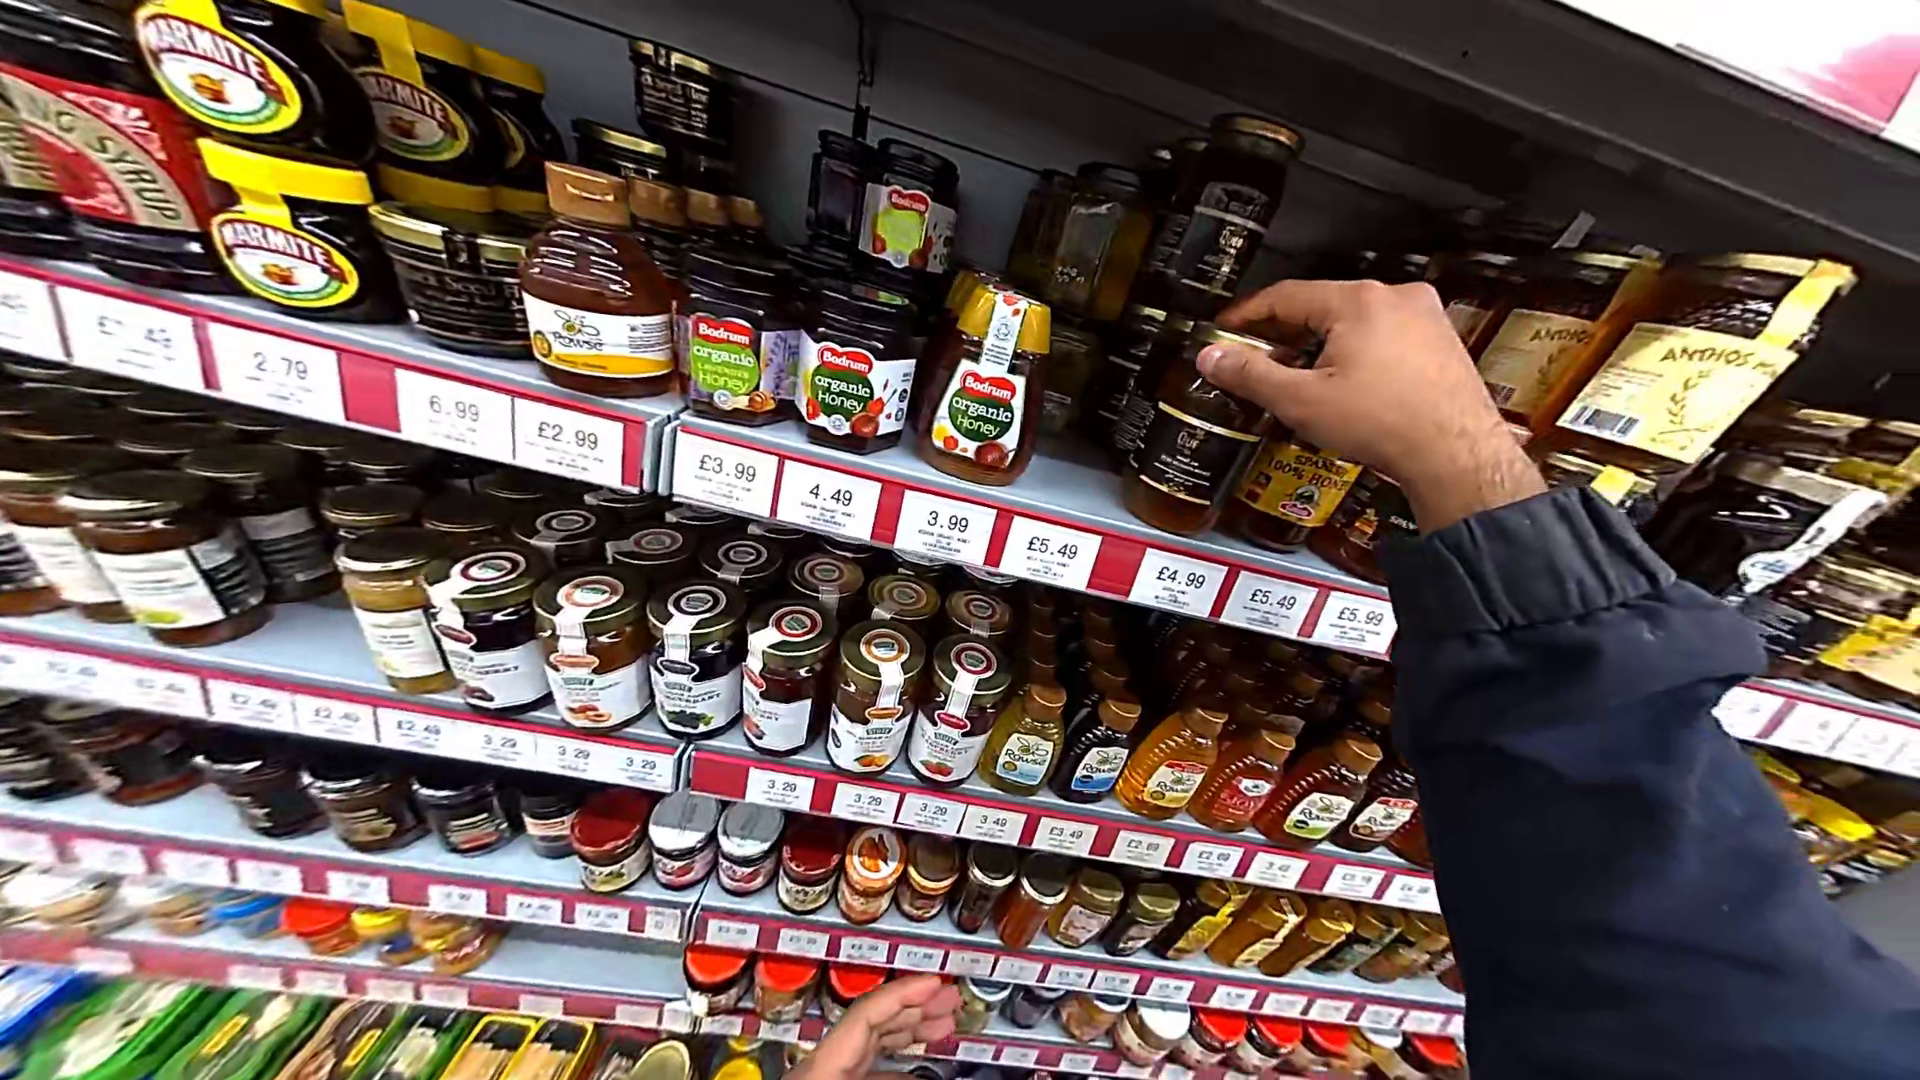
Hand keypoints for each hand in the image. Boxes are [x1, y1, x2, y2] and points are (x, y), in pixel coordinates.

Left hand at [786, 975, 961, 1079]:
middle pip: (874, 1019)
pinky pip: (869, 1067)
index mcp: (821, 1062)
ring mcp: (826, 1076)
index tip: (936, 978)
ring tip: (945, 1023)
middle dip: (917, 1005)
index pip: (868, 1010)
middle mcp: (823, 1063)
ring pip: (873, 1042)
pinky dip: (897, 1063)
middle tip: (951, 995)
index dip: (905, 990)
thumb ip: (893, 1074)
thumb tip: (933, 1069)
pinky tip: (920, 1067)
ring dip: (911, 1031)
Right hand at [1203, 279, 1544, 530]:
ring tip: (1288, 374)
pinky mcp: (1434, 340)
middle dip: (1278, 332)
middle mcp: (1395, 298)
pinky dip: (1345, 350)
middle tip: (1249, 356)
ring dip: (1312, 343)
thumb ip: (1249, 374)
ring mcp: (1421, 317)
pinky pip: (1376, 333)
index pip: (1284, 296)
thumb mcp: (1299, 399)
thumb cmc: (1385, 423)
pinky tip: (1333, 380)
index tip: (1225, 329)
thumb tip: (1213, 358)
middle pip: (1317, 306)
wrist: (1453, 453)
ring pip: (1347, 320)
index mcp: (1359, 302)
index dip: (1246, 315)